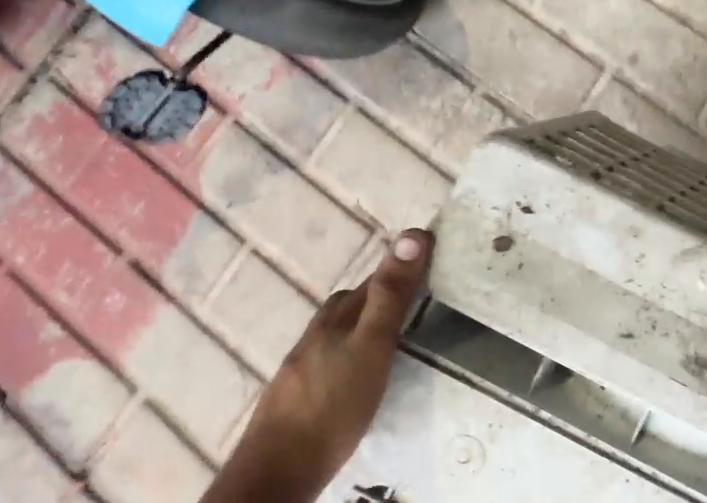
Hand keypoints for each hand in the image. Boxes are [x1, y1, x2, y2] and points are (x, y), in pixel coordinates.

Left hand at [201, 230, 432, 502]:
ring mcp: (300, 370)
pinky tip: (357, 373)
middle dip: (378, 295)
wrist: (277, 472)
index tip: (429, 258)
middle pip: (348, 306)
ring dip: (361, 325)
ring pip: (335, 334)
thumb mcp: (373, 344)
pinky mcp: (295, 399)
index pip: (370, 282)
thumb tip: (412, 234)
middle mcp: (314, 338)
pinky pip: (327, 361)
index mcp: (335, 320)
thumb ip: (391, 294)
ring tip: (390, 333)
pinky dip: (347, 354)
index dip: (398, 267)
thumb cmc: (334, 403)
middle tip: (414, 296)